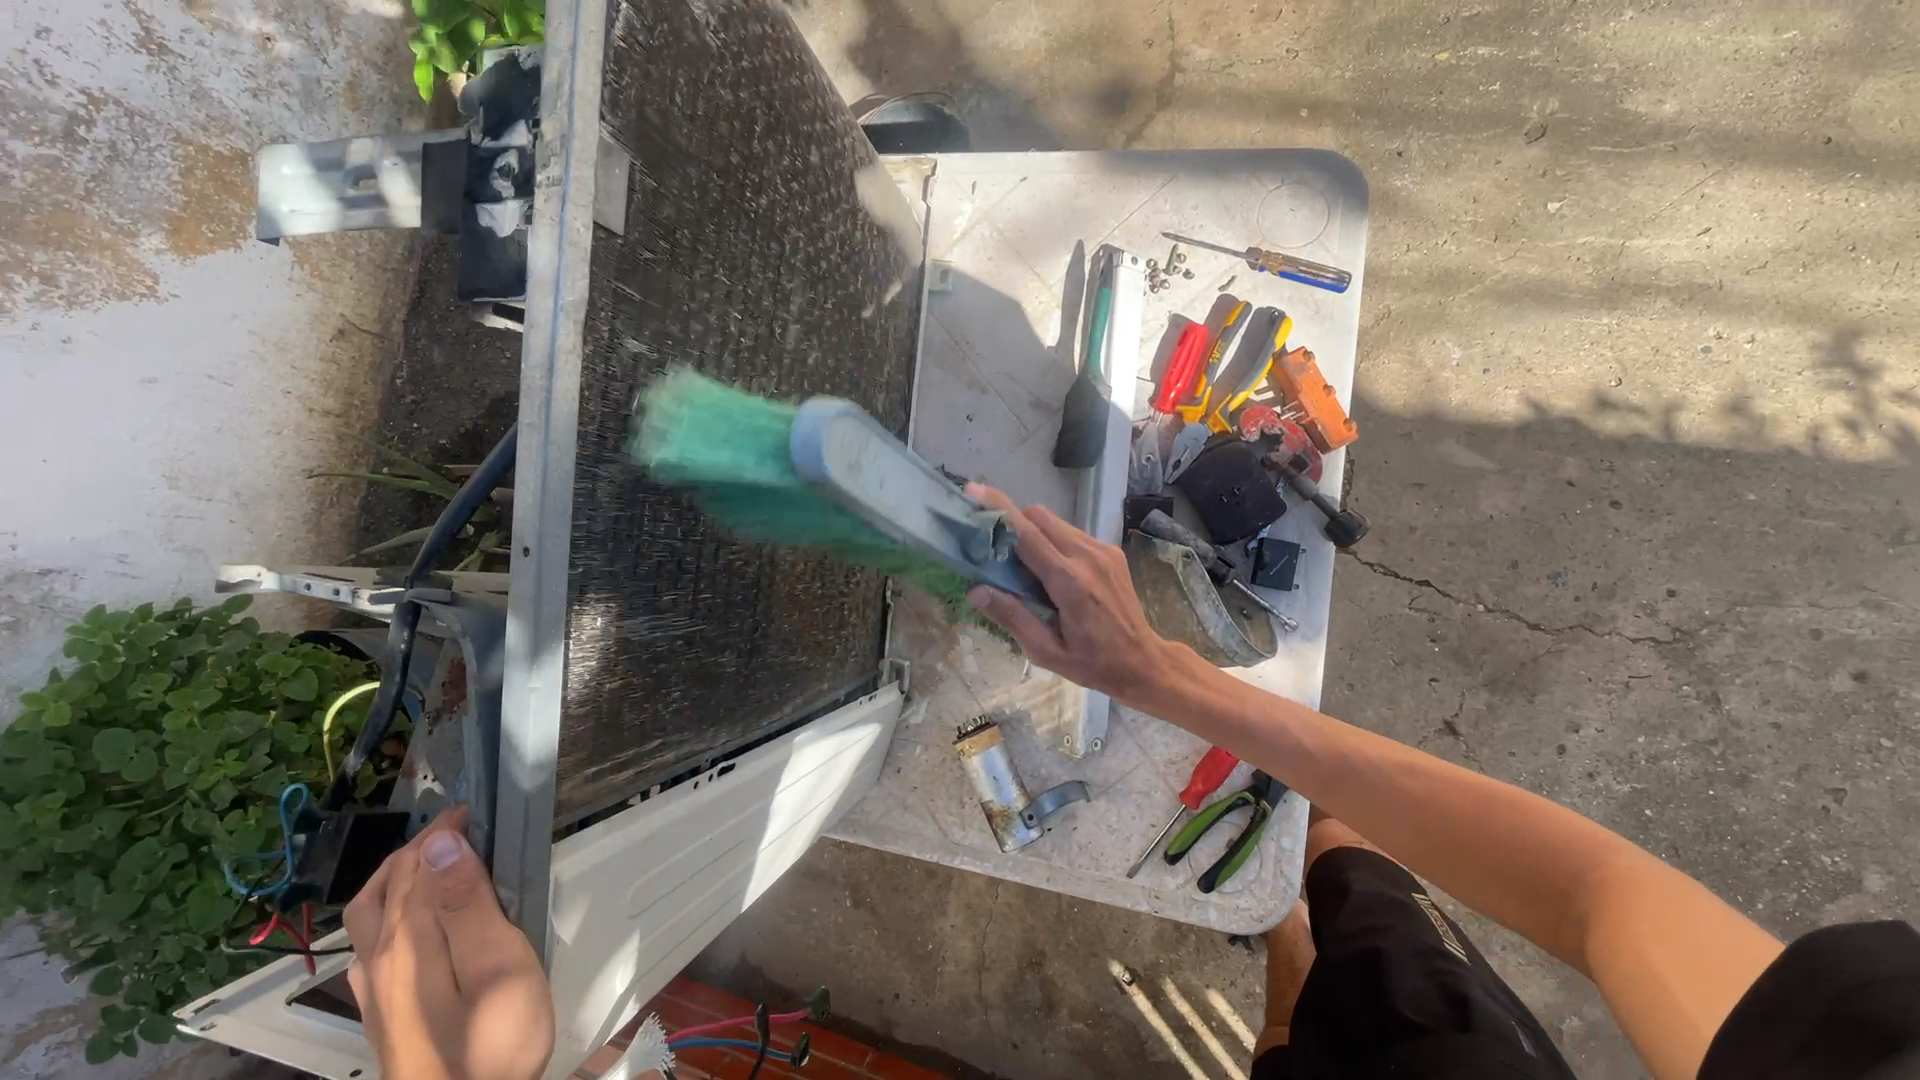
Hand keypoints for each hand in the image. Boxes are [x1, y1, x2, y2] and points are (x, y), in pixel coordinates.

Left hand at [343, 805, 554, 1079]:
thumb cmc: (494, 1039)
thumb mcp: (497, 964)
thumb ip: (467, 903)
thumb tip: (440, 842)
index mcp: (405, 943)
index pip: (415, 868)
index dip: (442, 833)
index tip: (476, 810)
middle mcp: (377, 963)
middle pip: (381, 891)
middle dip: (414, 852)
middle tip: (459, 832)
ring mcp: (374, 993)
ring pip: (370, 920)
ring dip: (399, 882)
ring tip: (441, 868)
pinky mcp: (383, 1015)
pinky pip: (374, 947)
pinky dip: (394, 915)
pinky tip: (423, 927)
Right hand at [964, 482, 1179, 704]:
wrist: (1142, 661)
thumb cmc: (1091, 663)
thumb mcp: (1046, 651)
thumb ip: (1012, 617)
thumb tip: (976, 590)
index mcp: (1069, 582)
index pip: (1027, 534)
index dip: (998, 510)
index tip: (973, 491)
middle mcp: (1088, 557)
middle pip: (1040, 517)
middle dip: (1012, 521)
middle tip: (991, 542)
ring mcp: (1103, 551)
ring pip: (1056, 522)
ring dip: (1032, 531)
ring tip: (1020, 561)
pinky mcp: (1111, 551)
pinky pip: (1072, 533)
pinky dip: (1052, 541)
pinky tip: (1049, 569)